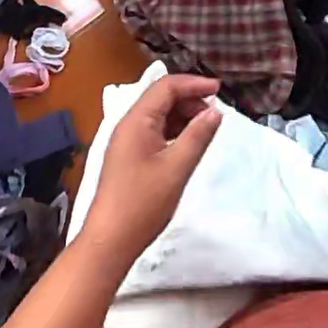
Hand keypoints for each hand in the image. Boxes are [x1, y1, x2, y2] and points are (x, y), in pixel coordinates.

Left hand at [79, 74, 222, 265]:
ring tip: (205, 129)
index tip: (219, 90)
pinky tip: (188, 143)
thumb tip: (216, 111)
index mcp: (136, 121)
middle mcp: (128, 125)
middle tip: (214, 115)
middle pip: (161, 97)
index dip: (194, 84)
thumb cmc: (143, 203)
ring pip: (159, 114)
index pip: (166, 86)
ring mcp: (127, 141)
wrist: (108, 243)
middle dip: (190, 99)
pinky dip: (174, 130)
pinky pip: (154, 130)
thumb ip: (198, 135)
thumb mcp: (177, 167)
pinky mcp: (129, 156)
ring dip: (183, 115)